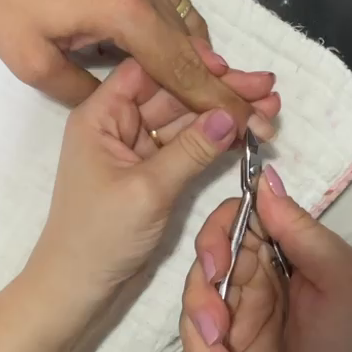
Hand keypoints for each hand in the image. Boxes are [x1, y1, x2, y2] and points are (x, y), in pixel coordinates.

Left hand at [0, 0, 275, 140]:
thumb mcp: (32, 61)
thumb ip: (81, 90)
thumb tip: (113, 104)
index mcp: (126, 15)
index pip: (182, 70)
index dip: (214, 103)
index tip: (248, 127)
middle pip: (197, 49)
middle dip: (225, 87)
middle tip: (256, 115)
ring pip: (191, 28)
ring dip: (208, 64)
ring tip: (225, 97)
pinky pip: (176, 12)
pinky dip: (189, 41)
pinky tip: (188, 61)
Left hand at [28, 47, 281, 303]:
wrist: (78, 288)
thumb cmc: (99, 237)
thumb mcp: (147, 190)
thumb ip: (191, 149)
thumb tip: (233, 113)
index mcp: (100, 115)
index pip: (148, 71)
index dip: (189, 64)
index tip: (232, 68)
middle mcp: (118, 122)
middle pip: (173, 92)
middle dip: (221, 91)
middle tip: (269, 88)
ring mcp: (136, 146)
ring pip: (186, 118)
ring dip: (226, 114)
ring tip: (272, 108)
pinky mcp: (152, 169)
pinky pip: (187, 144)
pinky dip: (217, 139)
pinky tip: (249, 130)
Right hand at [178, 168, 351, 351]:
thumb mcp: (346, 284)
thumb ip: (303, 233)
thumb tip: (265, 178)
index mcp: (290, 252)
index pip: (237, 219)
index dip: (216, 235)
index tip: (217, 267)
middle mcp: (260, 276)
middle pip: (205, 262)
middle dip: (201, 297)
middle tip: (219, 330)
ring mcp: (242, 315)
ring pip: (193, 304)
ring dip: (201, 338)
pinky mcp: (229, 351)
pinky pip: (196, 343)